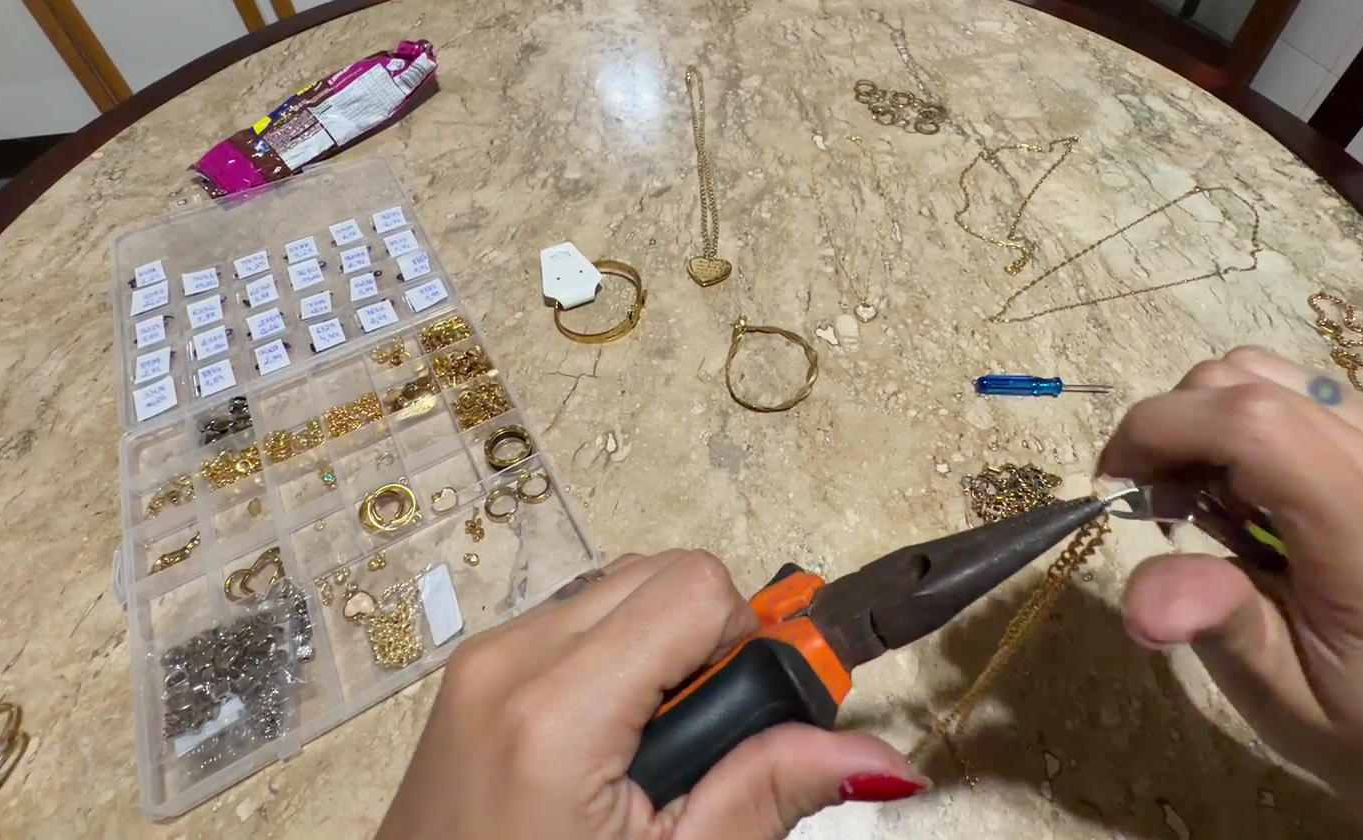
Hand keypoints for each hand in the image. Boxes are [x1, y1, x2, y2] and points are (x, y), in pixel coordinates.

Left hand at [379, 550, 926, 839]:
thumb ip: (769, 791)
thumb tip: (881, 761)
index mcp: (555, 712)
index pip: (694, 586)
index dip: (742, 635)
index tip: (748, 705)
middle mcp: (512, 654)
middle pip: (661, 572)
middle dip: (706, 634)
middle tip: (709, 729)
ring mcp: (489, 651)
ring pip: (623, 582)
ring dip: (663, 639)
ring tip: (658, 738)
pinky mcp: (481, 660)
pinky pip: (580, 608)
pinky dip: (619, 646)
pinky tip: (615, 727)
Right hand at [1100, 347, 1362, 837]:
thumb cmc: (1343, 716)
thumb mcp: (1266, 686)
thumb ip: (1213, 620)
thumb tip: (1143, 604)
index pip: (1262, 431)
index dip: (1164, 429)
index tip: (1117, 479)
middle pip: (1252, 389)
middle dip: (1171, 427)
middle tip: (1155, 497)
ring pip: (1265, 373)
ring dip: (1203, 419)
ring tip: (1202, 488)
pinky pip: (1295, 386)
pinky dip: (1240, 419)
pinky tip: (1247, 478)